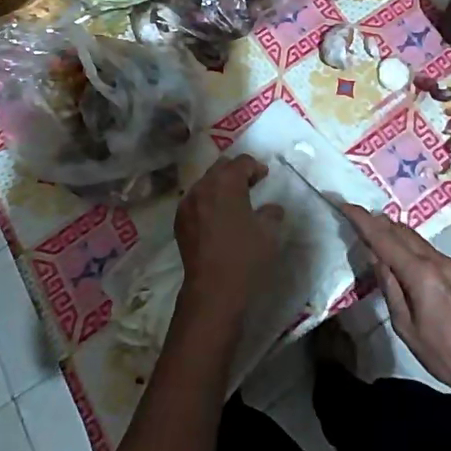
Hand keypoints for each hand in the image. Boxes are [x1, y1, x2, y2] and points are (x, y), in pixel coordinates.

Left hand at [173, 155, 282, 311]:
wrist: (213, 288)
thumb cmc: (245, 256)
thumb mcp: (268, 233)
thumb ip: (271, 213)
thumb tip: (271, 208)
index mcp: (226, 183)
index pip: (242, 162)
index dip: (255, 167)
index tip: (264, 177)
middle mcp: (203, 186)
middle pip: (220, 168)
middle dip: (236, 173)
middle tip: (250, 185)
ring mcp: (187, 203)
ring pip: (205, 184)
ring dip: (219, 187)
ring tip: (233, 202)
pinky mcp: (179, 220)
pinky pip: (195, 201)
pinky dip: (207, 202)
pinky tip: (217, 218)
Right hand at [336, 202, 450, 435]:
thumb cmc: (445, 355)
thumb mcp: (405, 326)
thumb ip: (390, 287)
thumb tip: (376, 256)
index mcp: (421, 274)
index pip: (384, 239)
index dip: (363, 220)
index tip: (346, 205)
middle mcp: (439, 261)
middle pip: (403, 232)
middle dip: (379, 222)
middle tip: (358, 217)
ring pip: (419, 241)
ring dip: (396, 234)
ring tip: (379, 234)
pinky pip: (433, 254)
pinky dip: (414, 249)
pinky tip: (409, 262)